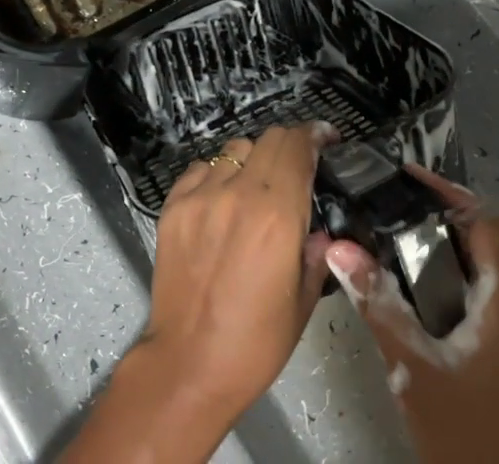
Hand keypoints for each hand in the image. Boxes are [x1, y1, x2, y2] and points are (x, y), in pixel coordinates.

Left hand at [145, 121, 338, 416]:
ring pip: (233, 150)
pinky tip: (222, 201)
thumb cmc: (255, 342)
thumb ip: (314, 252)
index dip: (316, 135)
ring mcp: (199, 198)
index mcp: (277, 215)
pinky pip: (200, 170)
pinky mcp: (172, 208)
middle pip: (268, 139)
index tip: (327, 138)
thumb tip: (317, 230)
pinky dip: (217, 175)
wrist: (188, 363)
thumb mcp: (303, 300)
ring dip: (253, 159)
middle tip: (299, 164)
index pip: (297, 147)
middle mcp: (237, 194)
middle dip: (290, 145)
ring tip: (257, 186)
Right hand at [325, 166, 498, 463]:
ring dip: (449, 259)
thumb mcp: (414, 369)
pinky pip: (496, 306)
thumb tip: (338, 247)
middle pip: (489, 246)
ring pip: (492, 279)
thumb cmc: (468, 434)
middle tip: (389, 212)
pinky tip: (426, 306)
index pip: (487, 220)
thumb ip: (379, 304)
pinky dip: (462, 290)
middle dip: (440, 223)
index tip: (405, 174)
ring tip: (397, 251)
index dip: (448, 190)